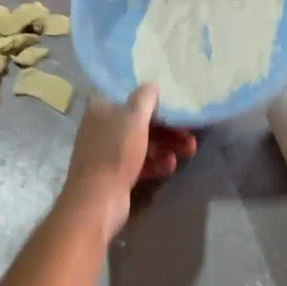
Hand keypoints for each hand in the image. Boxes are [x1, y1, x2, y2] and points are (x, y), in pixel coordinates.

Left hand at [62, 83, 197, 234]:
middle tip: (189, 132)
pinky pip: (140, 163)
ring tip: (189, 150)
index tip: (175, 104)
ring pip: (142, 143)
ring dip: (166, 145)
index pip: (130, 97)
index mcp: (101, 108)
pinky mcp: (115, 175)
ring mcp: (107, 153)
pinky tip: (171, 166)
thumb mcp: (134, 117)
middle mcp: (102, 127)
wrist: (97, 201)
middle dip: (167, 127)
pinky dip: (156, 163)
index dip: (153, 100)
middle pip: (139, 122)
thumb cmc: (115, 151)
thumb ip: (145, 97)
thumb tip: (151, 84)